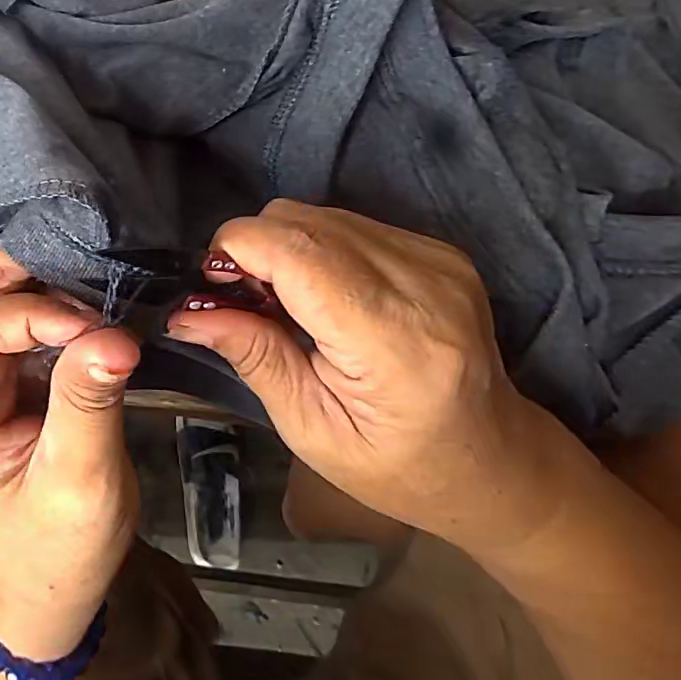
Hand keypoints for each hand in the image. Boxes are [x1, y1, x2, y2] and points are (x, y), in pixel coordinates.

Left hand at [0, 250, 141, 660]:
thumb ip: (87, 402)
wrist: (62, 581)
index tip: (88, 323)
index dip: (26, 317)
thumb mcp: (78, 480)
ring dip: (44, 290)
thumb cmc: (61, 546)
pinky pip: (34, 331)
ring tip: (90, 277)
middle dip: (26, 286)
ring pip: (4, 313)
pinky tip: (92, 301)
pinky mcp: (20, 384)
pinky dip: (62, 310)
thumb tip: (113, 335)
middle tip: (81, 265)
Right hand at [166, 200, 566, 552]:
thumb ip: (252, 356)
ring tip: (289, 302)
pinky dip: (313, 247)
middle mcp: (421, 284)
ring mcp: (435, 259)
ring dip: (281, 247)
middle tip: (248, 302)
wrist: (495, 459)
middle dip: (250, 248)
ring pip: (316, 214)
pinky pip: (344, 222)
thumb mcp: (310, 428)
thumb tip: (185, 313)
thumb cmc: (397, 465)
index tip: (215, 287)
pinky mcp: (437, 249)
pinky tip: (323, 292)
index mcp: (392, 342)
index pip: (294, 251)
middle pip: (298, 221)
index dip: (236, 251)